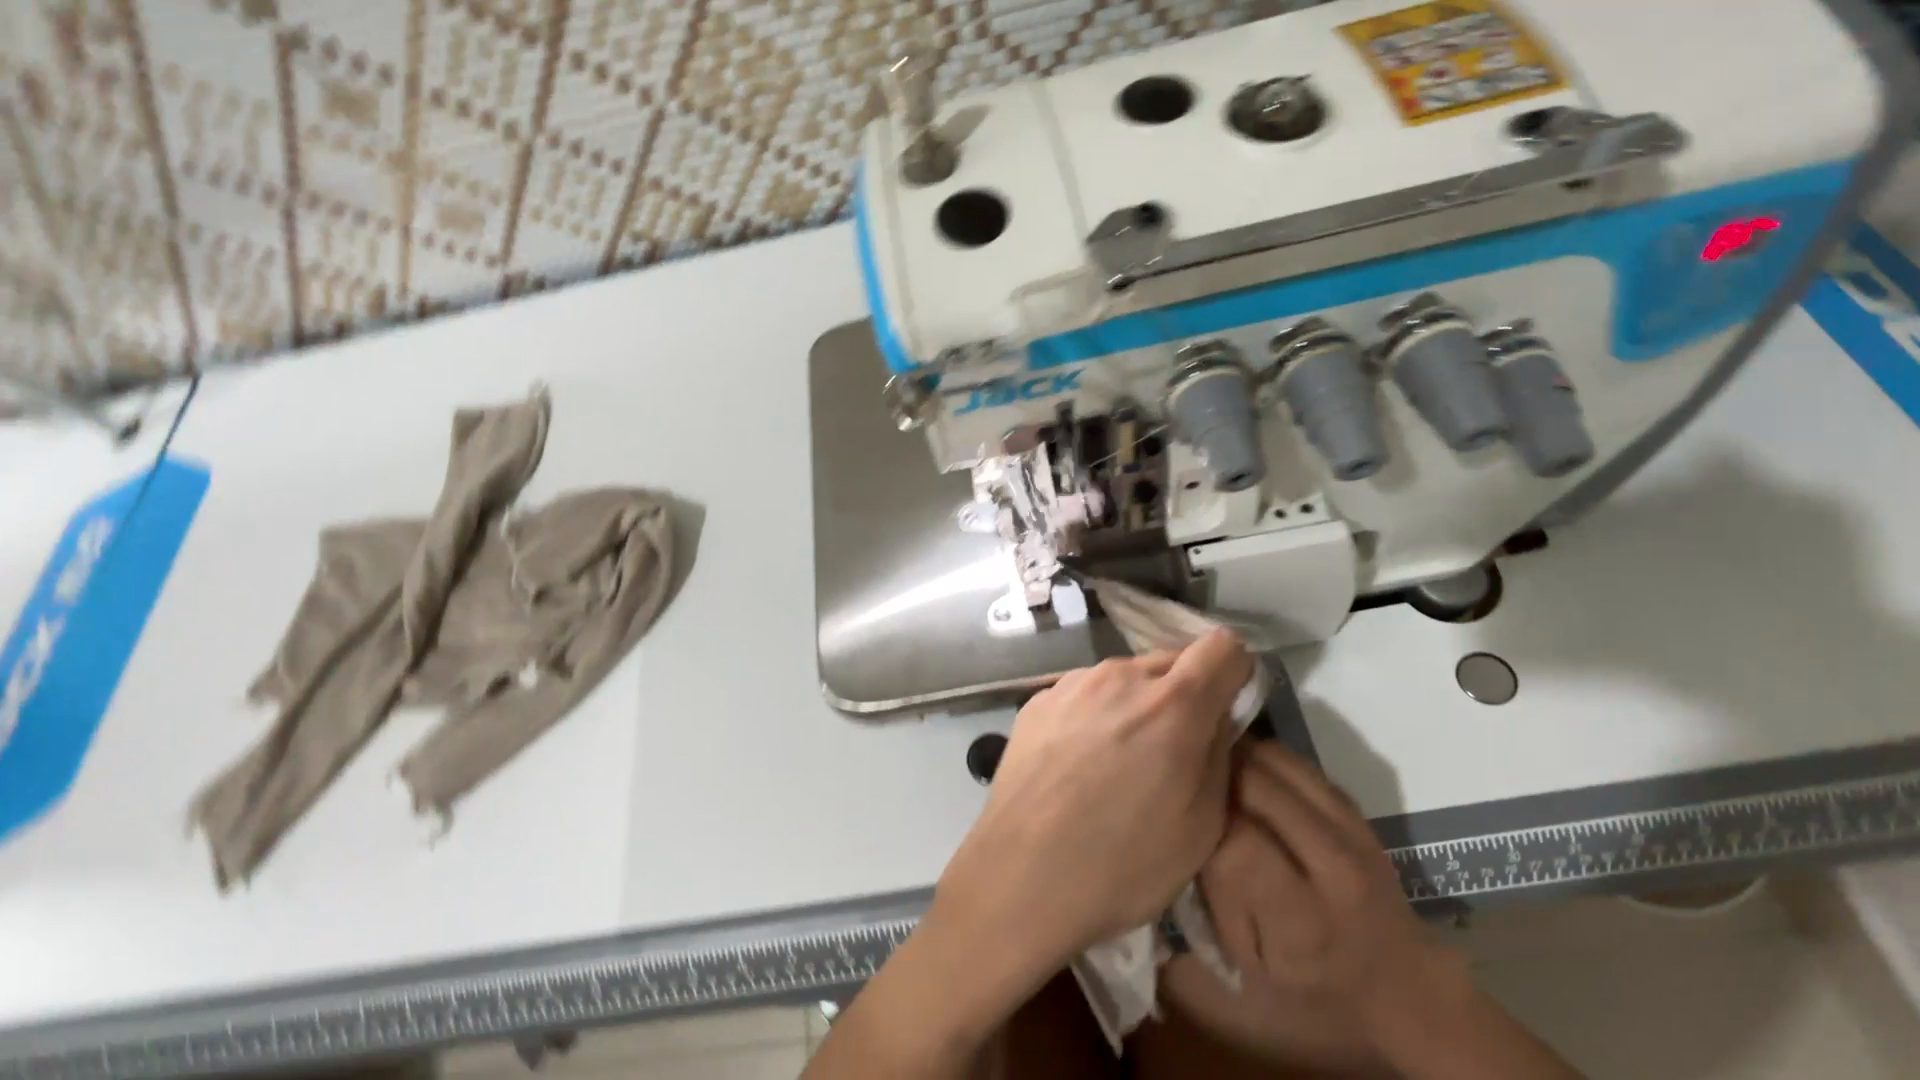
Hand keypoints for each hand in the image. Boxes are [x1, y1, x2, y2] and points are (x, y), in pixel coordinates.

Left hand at [931, 630, 1253, 977]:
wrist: (1019, 880)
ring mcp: (1071, 686)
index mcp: (1173, 703)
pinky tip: (1078, 766)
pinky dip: (1094, 716)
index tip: (1228, 710)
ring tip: (1119, 764)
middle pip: (1171, 661)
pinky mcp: (1036, 703)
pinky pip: (1083, 696)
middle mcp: (1121, 677)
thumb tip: (1217, 719)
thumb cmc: (1123, 864)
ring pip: (1124, 678)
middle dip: (1184, 695)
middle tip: (1173, 751)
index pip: (1223, 647)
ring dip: (1136, 705)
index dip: (1234, 674)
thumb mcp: (1202, 825)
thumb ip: (1219, 755)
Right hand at [1172, 742, 1582, 1077]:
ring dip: (1236, 757)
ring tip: (1209, 770)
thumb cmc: (1307, 976)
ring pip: (1277, 760)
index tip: (1180, 818)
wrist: (1394, 974)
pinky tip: (1243, 771)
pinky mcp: (1353, 806)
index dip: (1202, 819)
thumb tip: (1191, 827)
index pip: (1238, 840)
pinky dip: (1262, 758)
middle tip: (1183, 781)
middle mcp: (1332, 863)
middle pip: (1256, 784)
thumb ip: (1219, 894)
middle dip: (1213, 776)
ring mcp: (1349, 827)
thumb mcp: (1249, 959)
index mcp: (1301, 915)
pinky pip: (1297, 762)